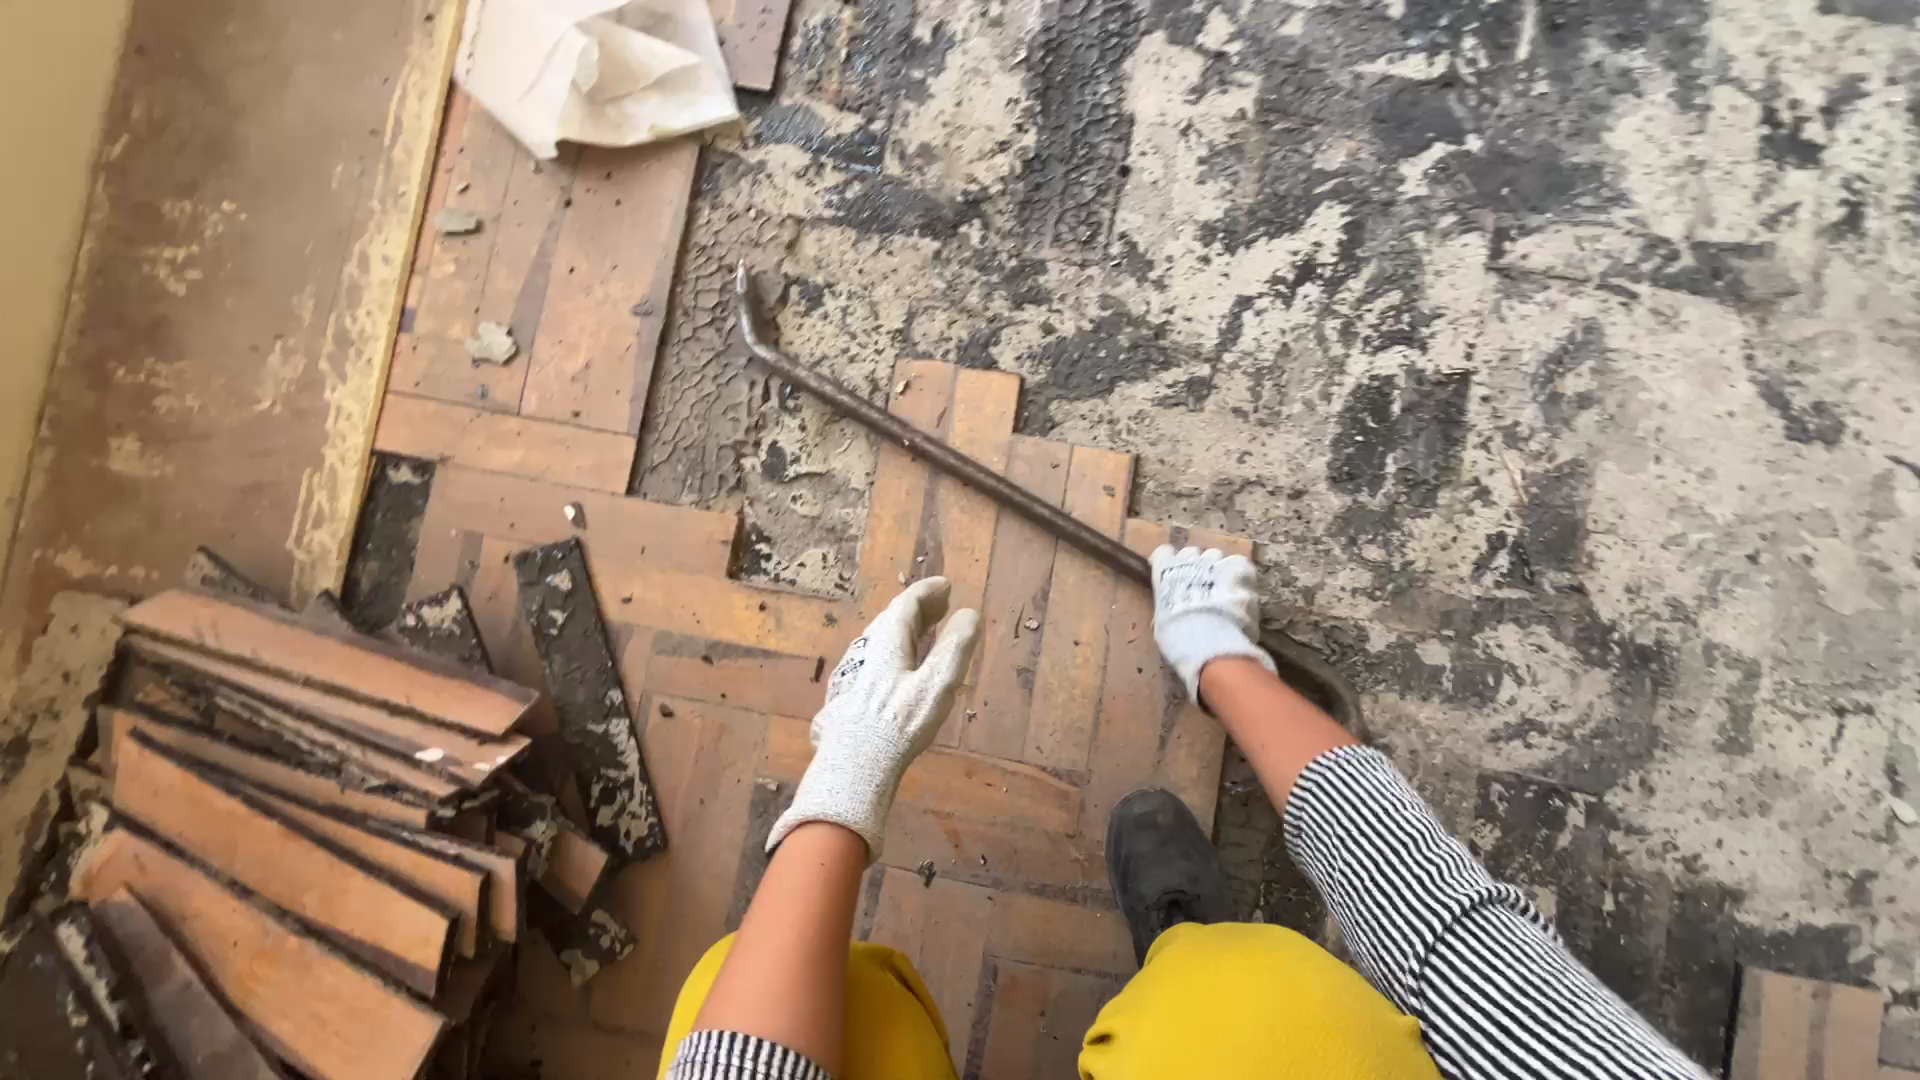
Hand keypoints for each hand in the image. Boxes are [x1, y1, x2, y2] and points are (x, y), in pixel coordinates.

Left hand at [768, 577, 980, 860]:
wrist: (853, 768)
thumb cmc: (900, 724)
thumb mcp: (938, 684)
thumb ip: (955, 647)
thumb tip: (969, 614)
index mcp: (886, 641)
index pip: (907, 603)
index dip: (928, 591)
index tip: (946, 586)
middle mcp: (865, 650)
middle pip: (892, 620)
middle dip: (919, 610)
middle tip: (942, 607)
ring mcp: (852, 674)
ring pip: (880, 642)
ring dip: (905, 632)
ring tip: (925, 635)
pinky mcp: (845, 697)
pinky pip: (874, 662)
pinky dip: (894, 654)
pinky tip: (898, 672)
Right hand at [1150, 545, 1276, 704]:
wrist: (1208, 639)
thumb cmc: (1176, 636)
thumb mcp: (1161, 623)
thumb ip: (1167, 608)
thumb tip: (1172, 613)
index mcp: (1164, 570)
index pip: (1163, 553)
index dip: (1168, 564)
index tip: (1172, 577)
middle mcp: (1188, 559)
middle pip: (1191, 553)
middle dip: (1195, 567)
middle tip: (1199, 587)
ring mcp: (1215, 561)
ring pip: (1216, 556)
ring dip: (1217, 569)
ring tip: (1222, 589)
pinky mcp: (1240, 567)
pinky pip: (1239, 563)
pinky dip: (1240, 574)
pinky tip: (1240, 590)